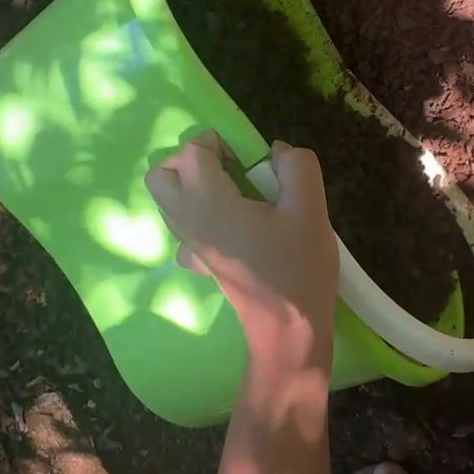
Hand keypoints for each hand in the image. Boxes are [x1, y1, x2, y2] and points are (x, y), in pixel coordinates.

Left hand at [146, 132, 339, 329]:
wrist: (288, 330)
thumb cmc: (298, 267)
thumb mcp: (310, 207)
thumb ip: (296, 165)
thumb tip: (275, 150)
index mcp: (209, 203)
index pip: (191, 151)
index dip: (220, 143)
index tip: (250, 161)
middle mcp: (189, 221)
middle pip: (163, 174)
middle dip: (193, 160)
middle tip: (231, 170)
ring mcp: (190, 246)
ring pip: (169, 201)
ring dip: (194, 186)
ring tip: (235, 195)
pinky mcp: (200, 265)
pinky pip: (184, 230)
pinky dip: (200, 218)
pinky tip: (231, 228)